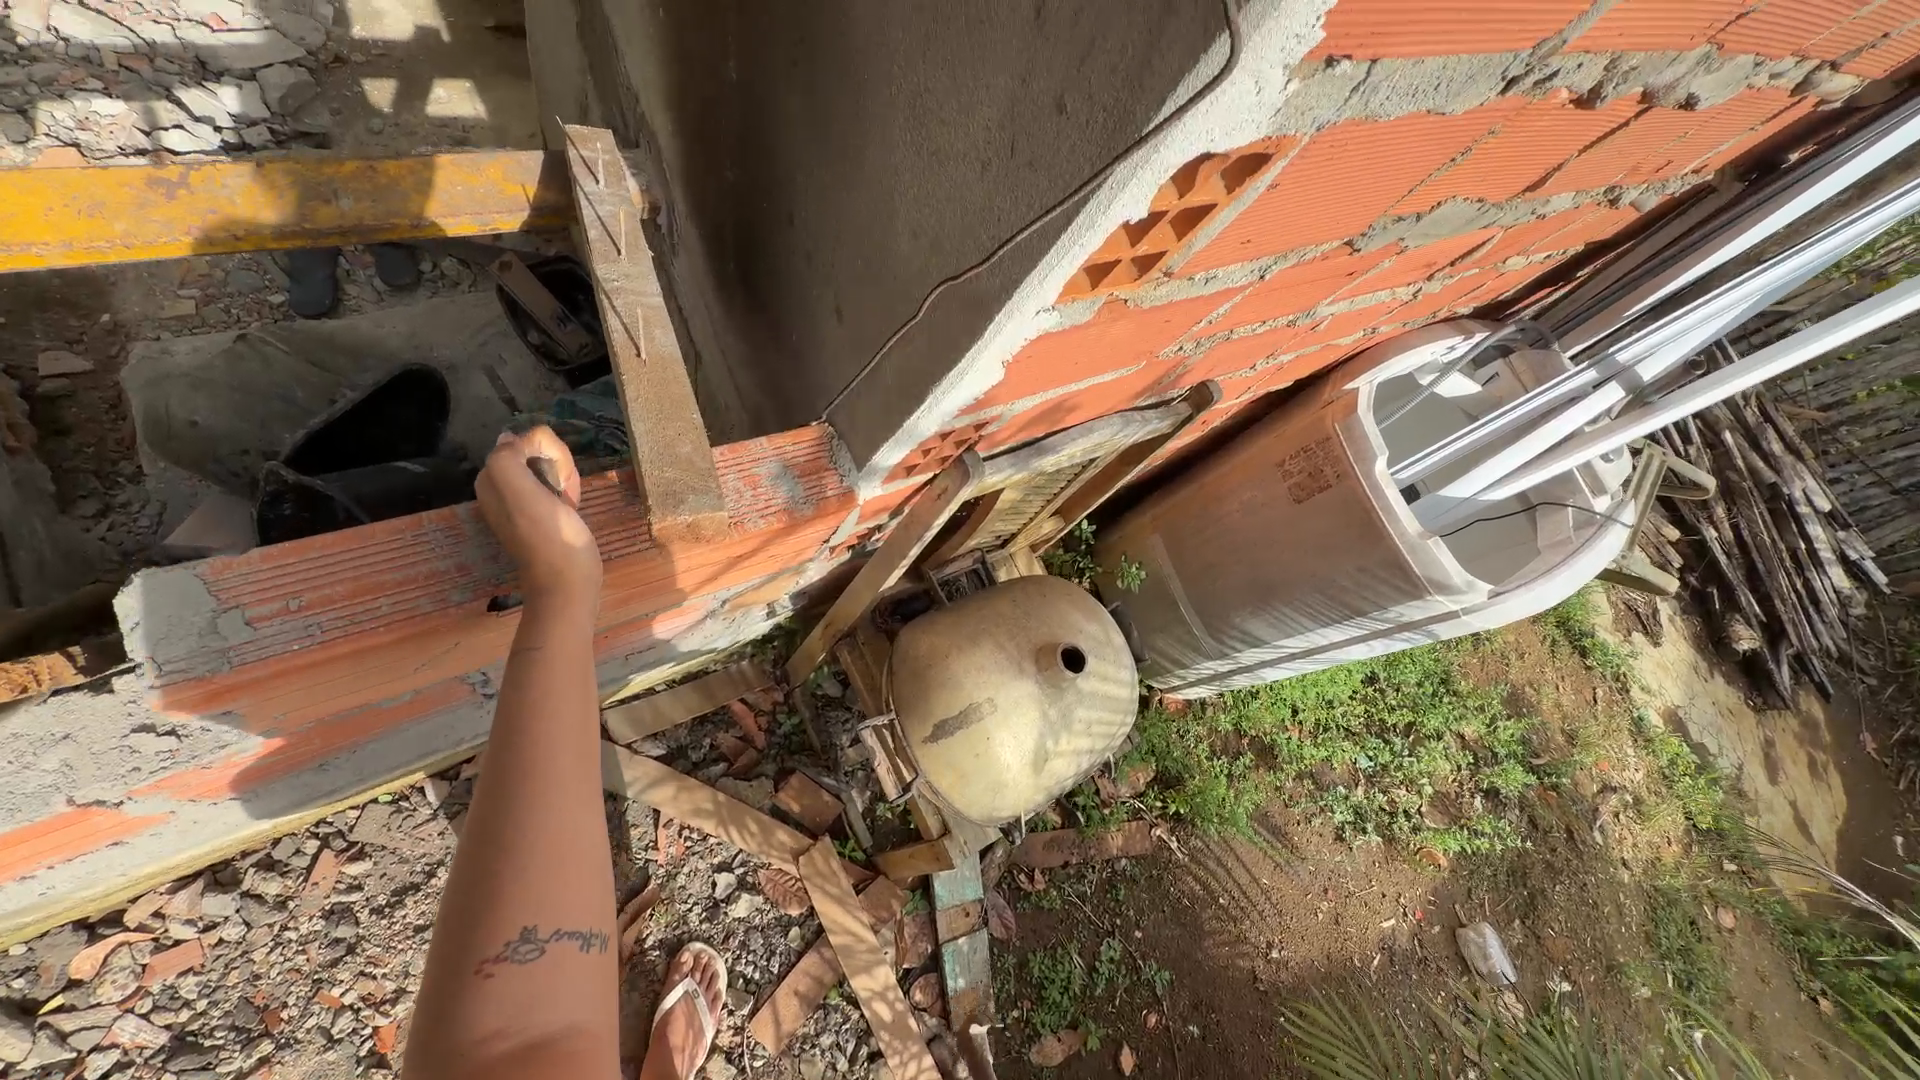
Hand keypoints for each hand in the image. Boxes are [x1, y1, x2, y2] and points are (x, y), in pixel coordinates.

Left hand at [476, 426, 602, 610]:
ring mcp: (524, 502)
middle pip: (536, 453)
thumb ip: (507, 457)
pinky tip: (573, 508)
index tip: (555, 476)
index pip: (522, 440)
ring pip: (550, 469)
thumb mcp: (519, 491)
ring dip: (566, 478)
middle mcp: (502, 488)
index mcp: (491, 479)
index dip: (545, 451)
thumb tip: (513, 438)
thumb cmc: (549, 537)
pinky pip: (556, 487)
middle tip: (564, 491)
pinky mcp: (544, 515)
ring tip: (570, 502)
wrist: (568, 581)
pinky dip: (569, 492)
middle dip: (557, 464)